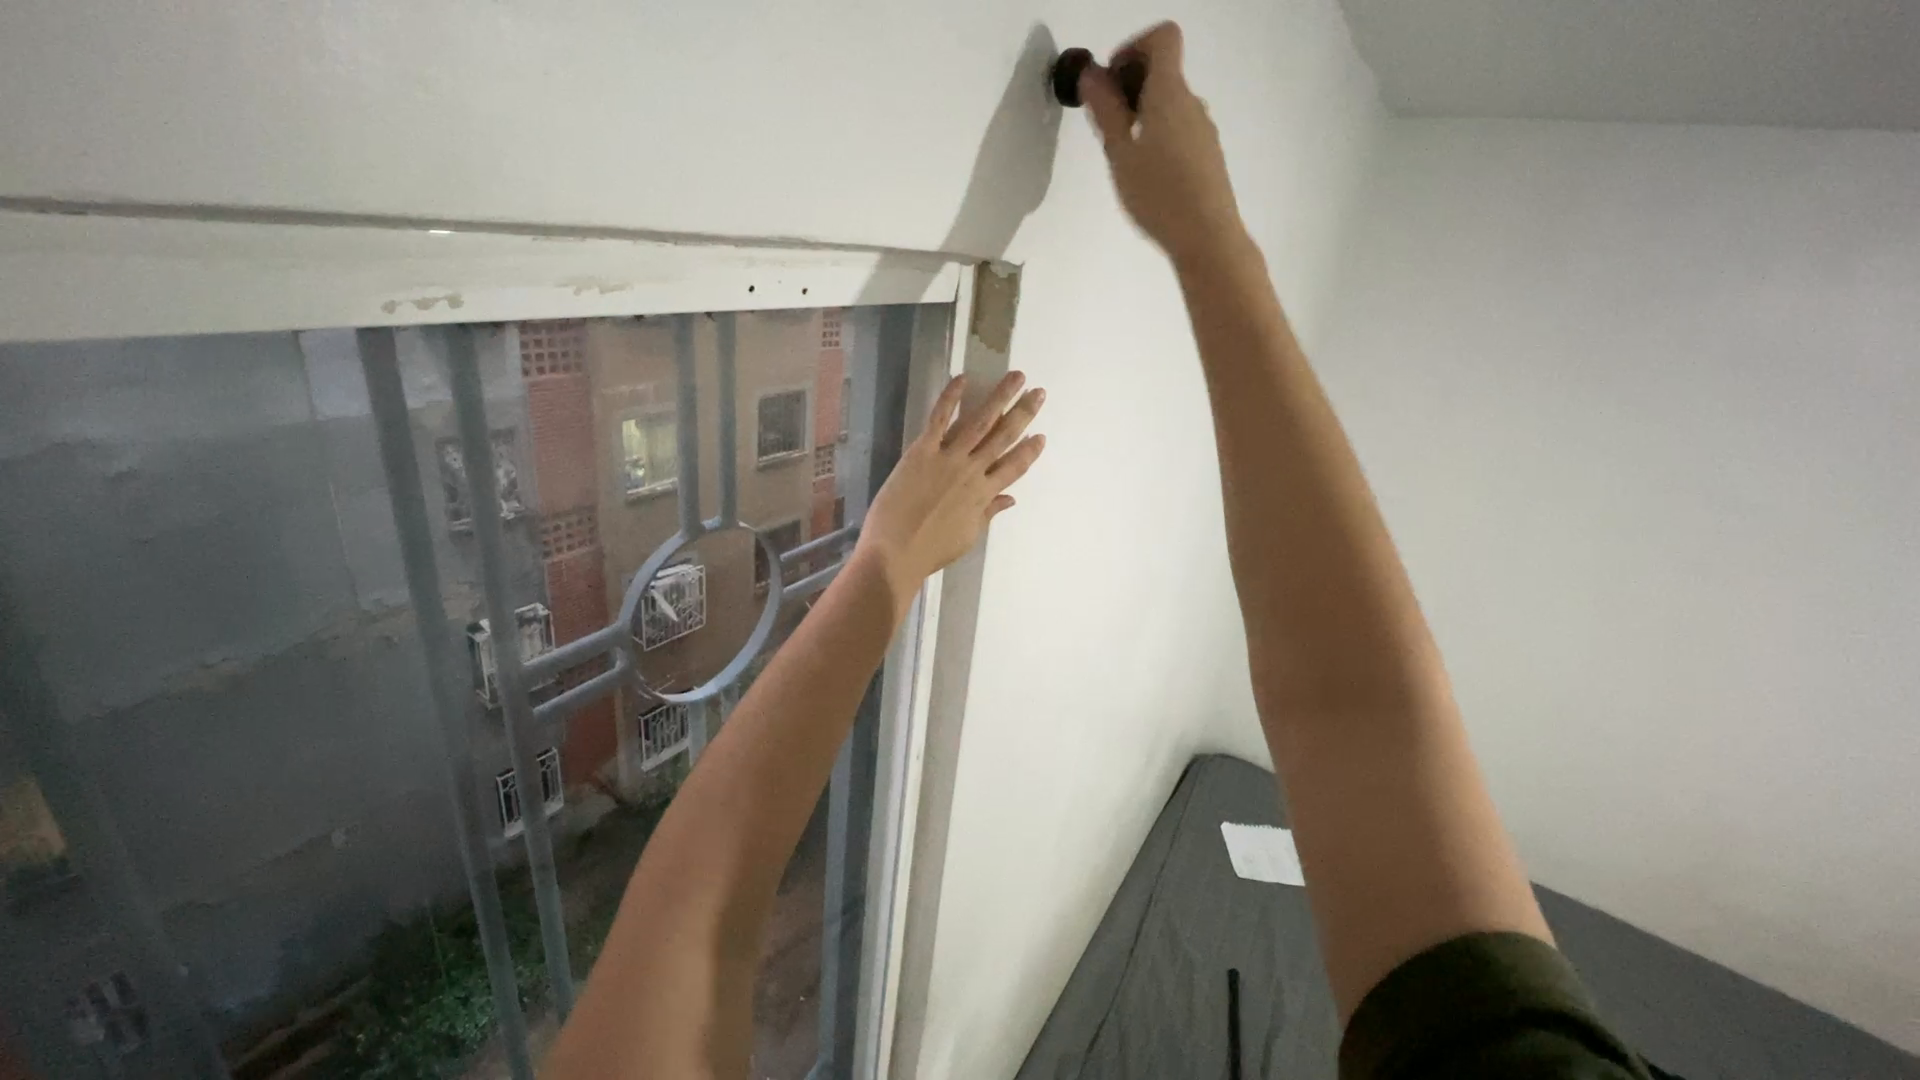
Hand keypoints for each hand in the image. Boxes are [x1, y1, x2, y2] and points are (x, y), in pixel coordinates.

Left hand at [855, 373, 1045, 610]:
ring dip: (1000, 397)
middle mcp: (972, 472)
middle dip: (1024, 414)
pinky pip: (939, 419)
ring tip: (1017, 377)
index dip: (1030, 451)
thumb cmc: (930, 551)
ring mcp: (948, 459)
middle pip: (1003, 437)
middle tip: (1039, 393)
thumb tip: (1010, 499)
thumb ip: (988, 513)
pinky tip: (964, 379)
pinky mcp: (922, 452)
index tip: (1041, 435)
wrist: (895, 552)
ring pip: (980, 422)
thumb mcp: (967, 536)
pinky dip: (951, 398)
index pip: (1015, 467)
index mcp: (984, 495)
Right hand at [1080, 22, 1248, 268]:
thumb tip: (1092, 73)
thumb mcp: (1120, 154)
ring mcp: (1204, 130)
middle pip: (1163, 73)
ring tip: (1123, 158)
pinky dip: (1157, 136)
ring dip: (1142, 116)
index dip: (1133, 48)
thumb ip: (1105, 111)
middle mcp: (1192, 103)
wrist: (1207, 237)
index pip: (1163, 38)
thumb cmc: (1158, 194)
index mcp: (1170, 93)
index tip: (1111, 82)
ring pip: (1169, 106)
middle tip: (1106, 126)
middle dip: (1130, 88)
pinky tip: (1146, 175)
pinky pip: (1179, 130)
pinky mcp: (1208, 156)